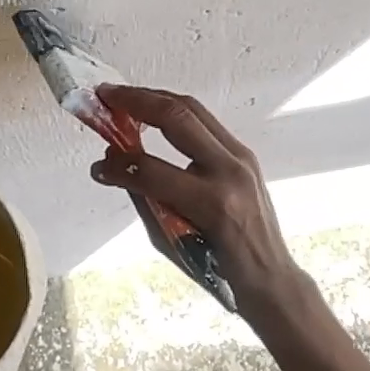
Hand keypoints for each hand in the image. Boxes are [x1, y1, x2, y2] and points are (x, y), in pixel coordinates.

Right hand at [87, 84, 296, 303]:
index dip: (120, 166)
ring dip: (154, 97)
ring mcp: (241, 157)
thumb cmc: (221, 271)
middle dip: (137, 101)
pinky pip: (204, 119)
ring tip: (125, 96)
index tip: (100, 166)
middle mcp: (230, 171)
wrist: (270, 275)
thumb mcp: (172, 242)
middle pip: (177, 119)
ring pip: (192, 109)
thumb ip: (144, 197)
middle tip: (107, 96)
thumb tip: (114, 164)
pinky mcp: (243, 151)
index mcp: (213, 203)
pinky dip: (174, 109)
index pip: (153, 171)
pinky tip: (154, 109)